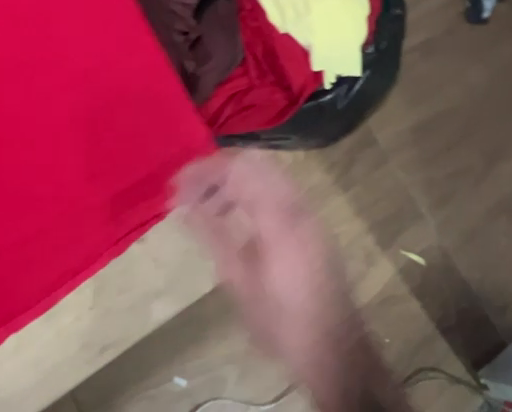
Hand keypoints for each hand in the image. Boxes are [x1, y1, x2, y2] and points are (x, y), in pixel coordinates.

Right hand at [174, 152, 386, 410]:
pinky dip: (253, 191)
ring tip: (208, 206)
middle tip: (190, 191)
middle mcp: (297, 203)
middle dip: (217, 171)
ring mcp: (309, 212)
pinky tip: (236, 215)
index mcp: (278, 216)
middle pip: (252, 161)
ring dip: (235, 180)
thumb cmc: (281, 321)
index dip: (201, 172)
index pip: (234, 168)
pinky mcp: (313, 224)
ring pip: (267, 172)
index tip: (176, 187)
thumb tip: (181, 204)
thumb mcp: (238, 280)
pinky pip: (279, 188)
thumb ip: (211, 233)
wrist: (335, 351)